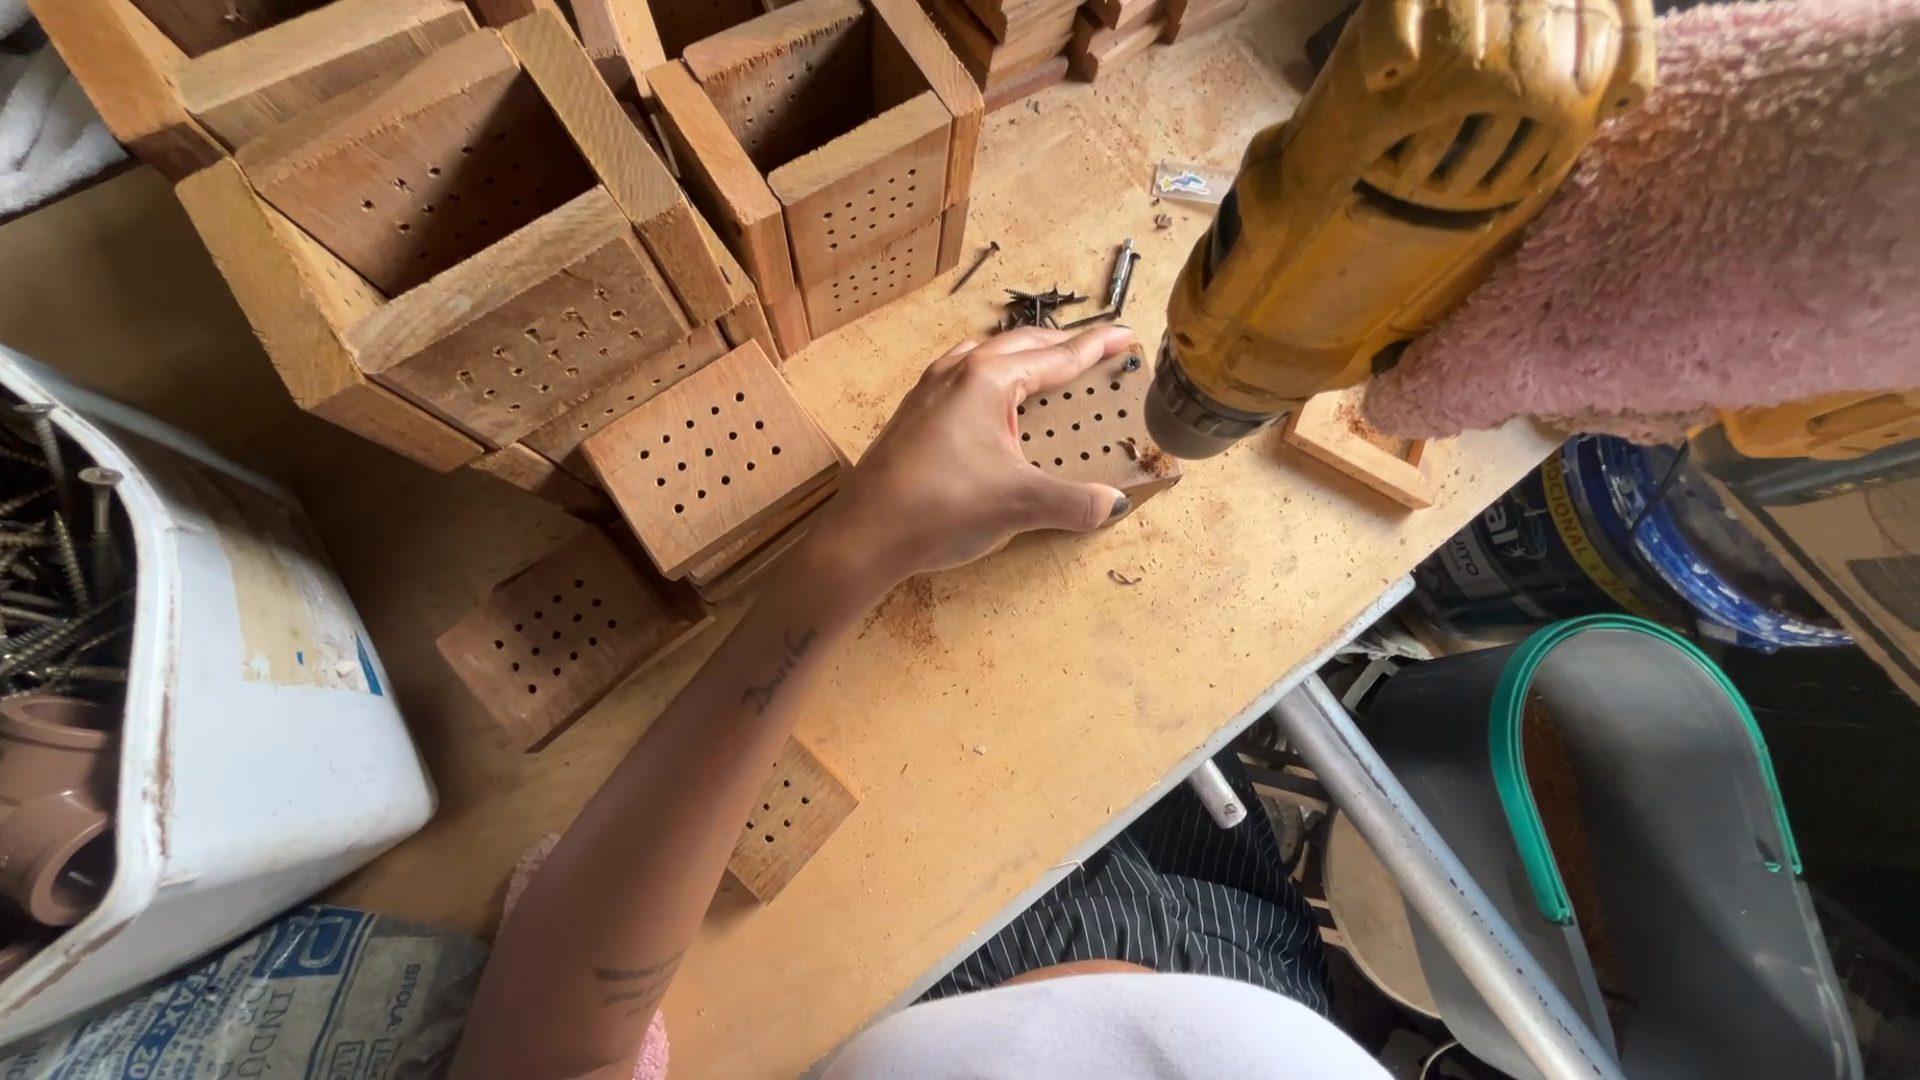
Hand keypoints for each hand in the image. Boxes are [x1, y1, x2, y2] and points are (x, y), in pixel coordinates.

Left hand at [806, 326, 1135, 597]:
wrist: (864, 535)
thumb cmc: (941, 508)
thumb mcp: (1019, 504)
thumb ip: (1075, 503)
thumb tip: (1114, 504)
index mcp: (988, 380)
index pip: (1056, 357)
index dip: (1095, 347)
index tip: (1125, 335)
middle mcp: (957, 373)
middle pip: (1020, 346)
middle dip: (1060, 347)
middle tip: (1093, 354)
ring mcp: (928, 390)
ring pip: (985, 357)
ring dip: (1021, 358)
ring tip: (1045, 373)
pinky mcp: (913, 414)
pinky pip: (962, 378)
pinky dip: (991, 378)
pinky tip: (991, 406)